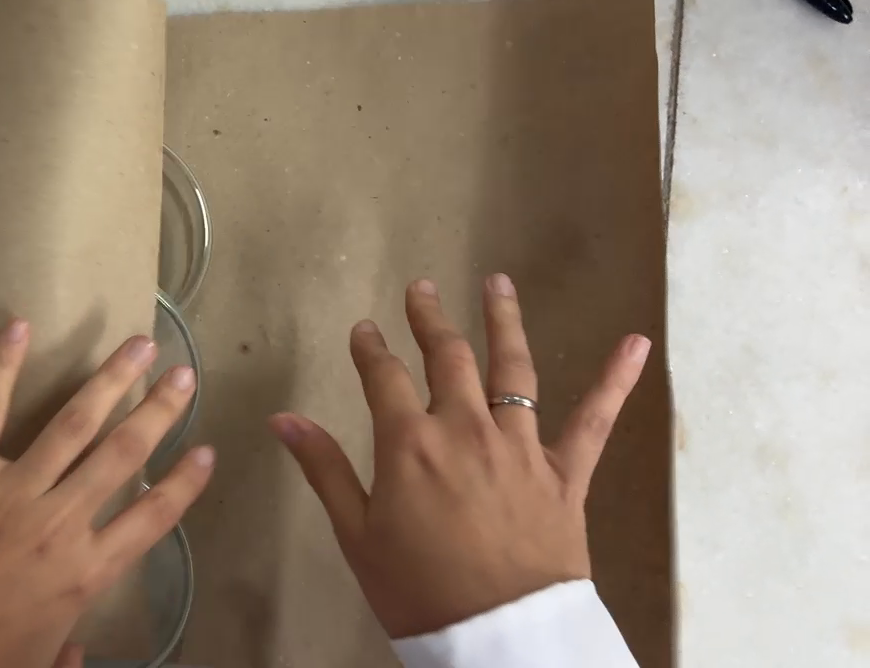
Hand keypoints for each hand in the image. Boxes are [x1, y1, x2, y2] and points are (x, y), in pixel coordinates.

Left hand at [0, 320, 216, 667]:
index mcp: (83, 574)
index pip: (152, 518)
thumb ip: (68, 651)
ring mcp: (10, 490)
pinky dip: (3, 366)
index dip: (184, 484)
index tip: (208, 450)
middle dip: (157, 410)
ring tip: (137, 345)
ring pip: (72, 424)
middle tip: (183, 373)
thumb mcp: (36, 664)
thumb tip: (80, 647)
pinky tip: (19, 328)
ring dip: (108, 381)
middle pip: (121, 455)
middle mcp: (58, 523)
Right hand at [270, 274, 649, 638]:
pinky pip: (593, 423)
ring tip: (496, 283)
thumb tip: (281, 418)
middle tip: (420, 287)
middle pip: (445, 357)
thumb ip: (322, 465)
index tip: (363, 328)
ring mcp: (520, 448)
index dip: (369, 347)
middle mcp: (464, 429)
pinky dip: (616, 381)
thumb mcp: (356, 530)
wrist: (506, 646)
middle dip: (428, 318)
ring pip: (512, 371)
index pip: (382, 373)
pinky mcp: (566, 476)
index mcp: (408, 441)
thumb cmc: (419, 587)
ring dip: (502, 322)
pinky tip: (633, 345)